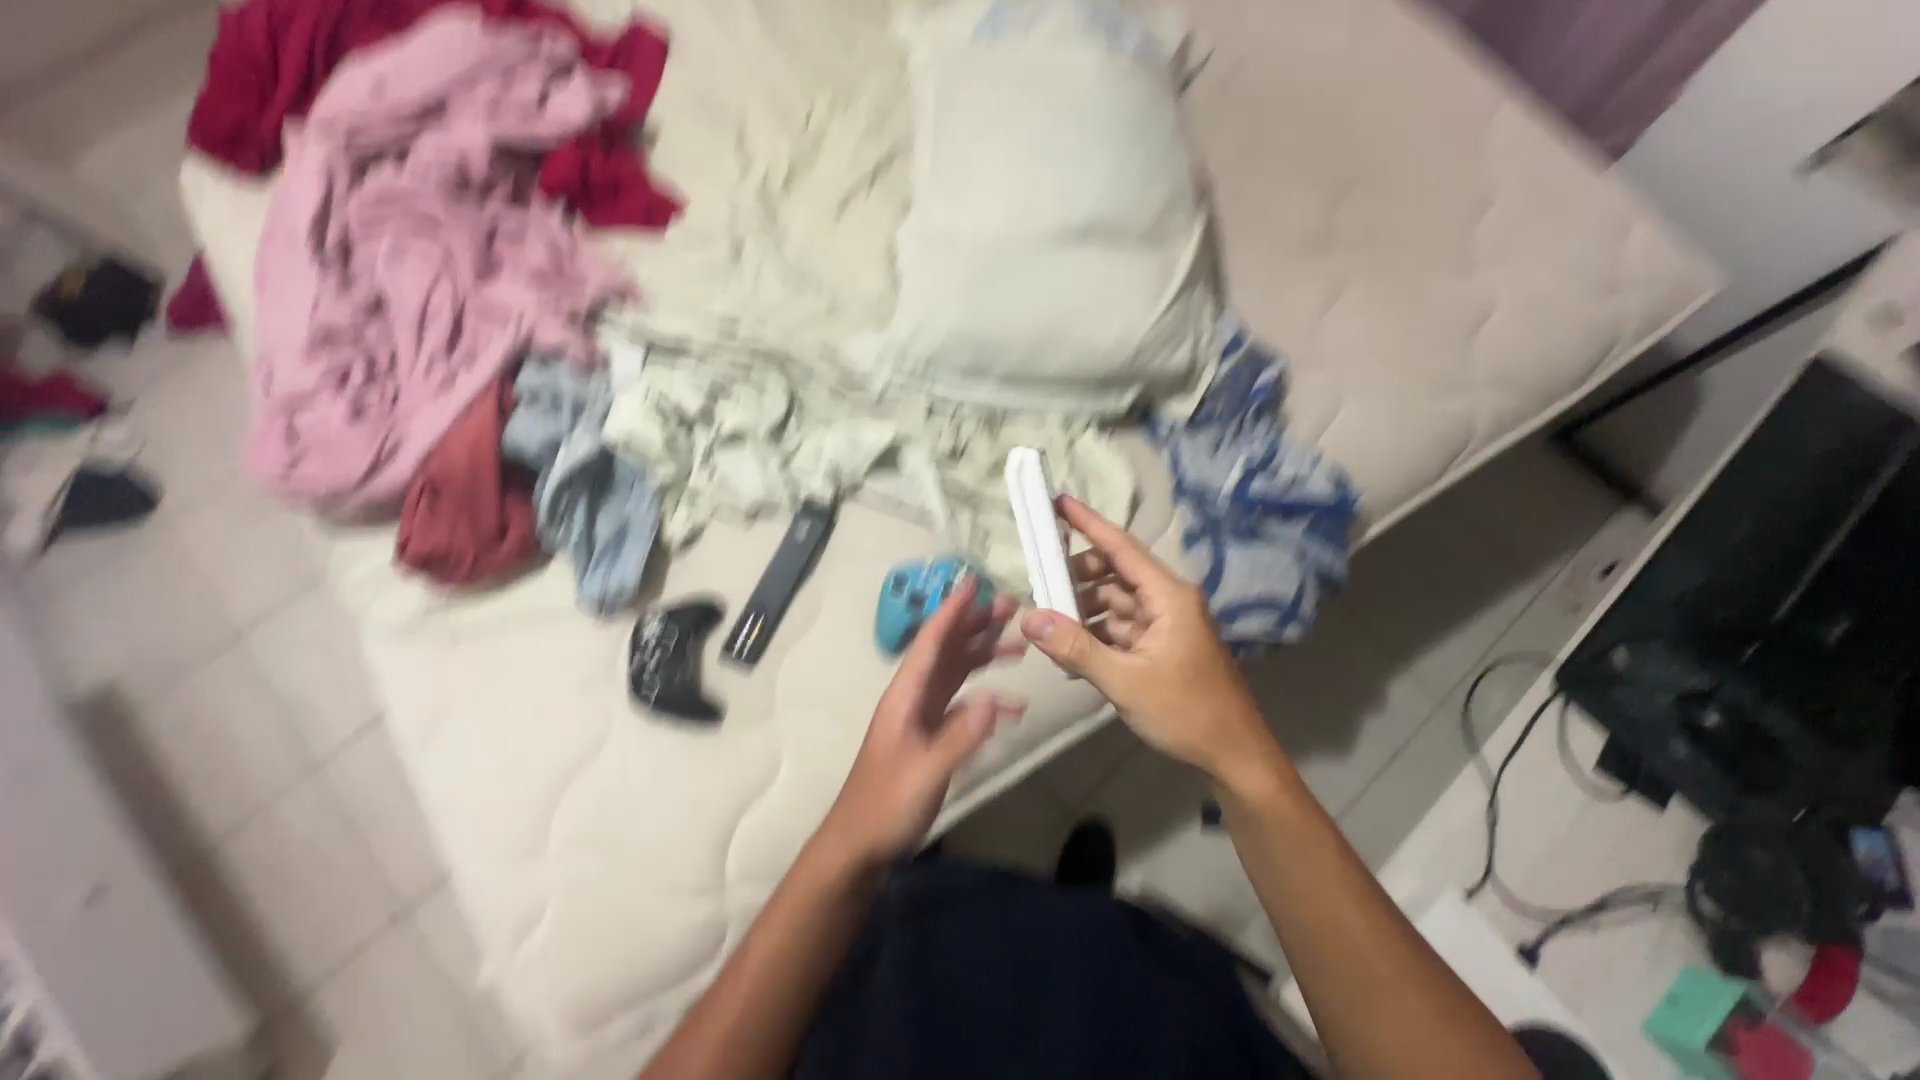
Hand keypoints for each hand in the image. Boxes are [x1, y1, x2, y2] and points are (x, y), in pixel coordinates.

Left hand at [820, 578, 1026, 865]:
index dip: (952, 611)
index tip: (975, 582)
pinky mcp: (931, 739)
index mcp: (905, 697)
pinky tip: (1013, 704)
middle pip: (946, 651)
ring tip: (1019, 644)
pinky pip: (962, 706)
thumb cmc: (885, 805)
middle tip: (1012, 605)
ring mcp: (922, 719)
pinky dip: (987, 699)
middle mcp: (913, 699)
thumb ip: (961, 737)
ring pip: (956, 674)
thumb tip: (999, 700)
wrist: (859, 844)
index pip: (930, 643)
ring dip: (983, 656)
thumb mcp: (926, 773)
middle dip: (976, 625)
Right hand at [1020, 496, 1279, 782]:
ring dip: (1083, 609)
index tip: (1057, 501)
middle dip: (1077, 575)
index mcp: (1168, 596)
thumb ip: (1075, 648)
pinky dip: (1096, 633)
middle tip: (1039, 583)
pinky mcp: (1162, 647)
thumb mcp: (1125, 681)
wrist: (1233, 753)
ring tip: (1048, 620)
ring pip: (1115, 602)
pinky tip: (1070, 648)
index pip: (1121, 547)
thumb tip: (1029, 619)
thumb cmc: (1186, 711)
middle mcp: (1168, 601)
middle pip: (1114, 573)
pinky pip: (1121, 628)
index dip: (1088, 523)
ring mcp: (1166, 625)